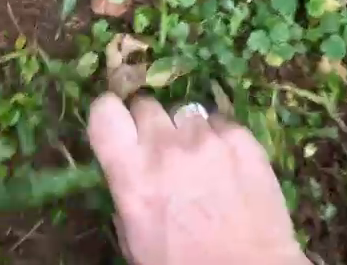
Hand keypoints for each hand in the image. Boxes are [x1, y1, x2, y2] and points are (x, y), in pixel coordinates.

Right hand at [87, 95, 307, 264]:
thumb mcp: (137, 240)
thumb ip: (127, 194)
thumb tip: (128, 168)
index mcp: (133, 176)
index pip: (105, 112)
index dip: (110, 114)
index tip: (118, 125)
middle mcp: (166, 148)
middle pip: (146, 105)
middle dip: (151, 125)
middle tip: (163, 152)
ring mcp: (206, 139)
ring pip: (185, 112)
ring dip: (187, 132)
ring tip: (200, 162)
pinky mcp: (241, 139)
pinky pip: (220, 122)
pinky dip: (220, 138)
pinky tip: (227, 165)